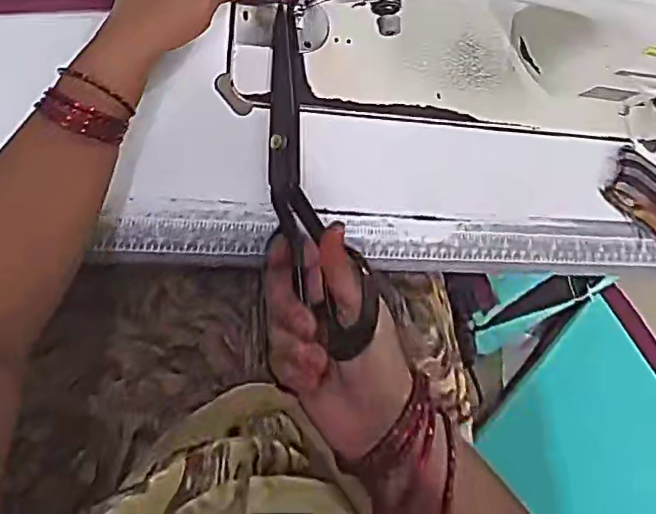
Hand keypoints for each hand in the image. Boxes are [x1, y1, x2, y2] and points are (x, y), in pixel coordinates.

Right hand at [265, 224, 415, 462]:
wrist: (378, 423)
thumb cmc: (381, 363)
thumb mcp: (362, 310)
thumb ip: (338, 270)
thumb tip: (332, 231)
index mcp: (334, 288)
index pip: (301, 260)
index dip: (288, 255)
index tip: (282, 250)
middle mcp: (315, 308)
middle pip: (279, 289)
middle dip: (288, 307)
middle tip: (307, 323)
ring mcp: (302, 336)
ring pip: (274, 324)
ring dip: (295, 344)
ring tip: (319, 357)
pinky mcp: (292, 364)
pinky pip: (275, 356)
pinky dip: (294, 367)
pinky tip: (315, 374)